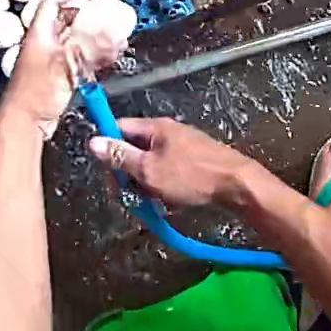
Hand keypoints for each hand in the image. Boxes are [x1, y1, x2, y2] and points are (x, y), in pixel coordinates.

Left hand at [0, 0, 130, 137]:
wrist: (25, 123)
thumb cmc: (33, 95)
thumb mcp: (64, 64)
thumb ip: (90, 46)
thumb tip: (112, 32)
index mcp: (40, 34)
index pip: (54, 1)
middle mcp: (45, 44)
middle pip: (69, 20)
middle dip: (90, 16)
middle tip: (108, 15)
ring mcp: (52, 60)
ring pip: (77, 41)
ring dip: (96, 38)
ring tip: (114, 39)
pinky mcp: (60, 76)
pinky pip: (81, 60)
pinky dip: (95, 57)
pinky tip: (108, 59)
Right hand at [86, 118, 269, 208]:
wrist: (237, 185)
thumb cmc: (191, 176)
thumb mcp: (149, 170)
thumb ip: (120, 157)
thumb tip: (92, 141)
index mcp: (155, 128)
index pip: (119, 128)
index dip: (108, 147)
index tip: (109, 172)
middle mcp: (167, 132)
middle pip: (134, 148)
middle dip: (129, 173)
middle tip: (133, 193)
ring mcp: (181, 146)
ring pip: (151, 164)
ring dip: (147, 184)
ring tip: (156, 201)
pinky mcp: (193, 161)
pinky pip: (168, 172)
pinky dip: (164, 187)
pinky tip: (171, 202)